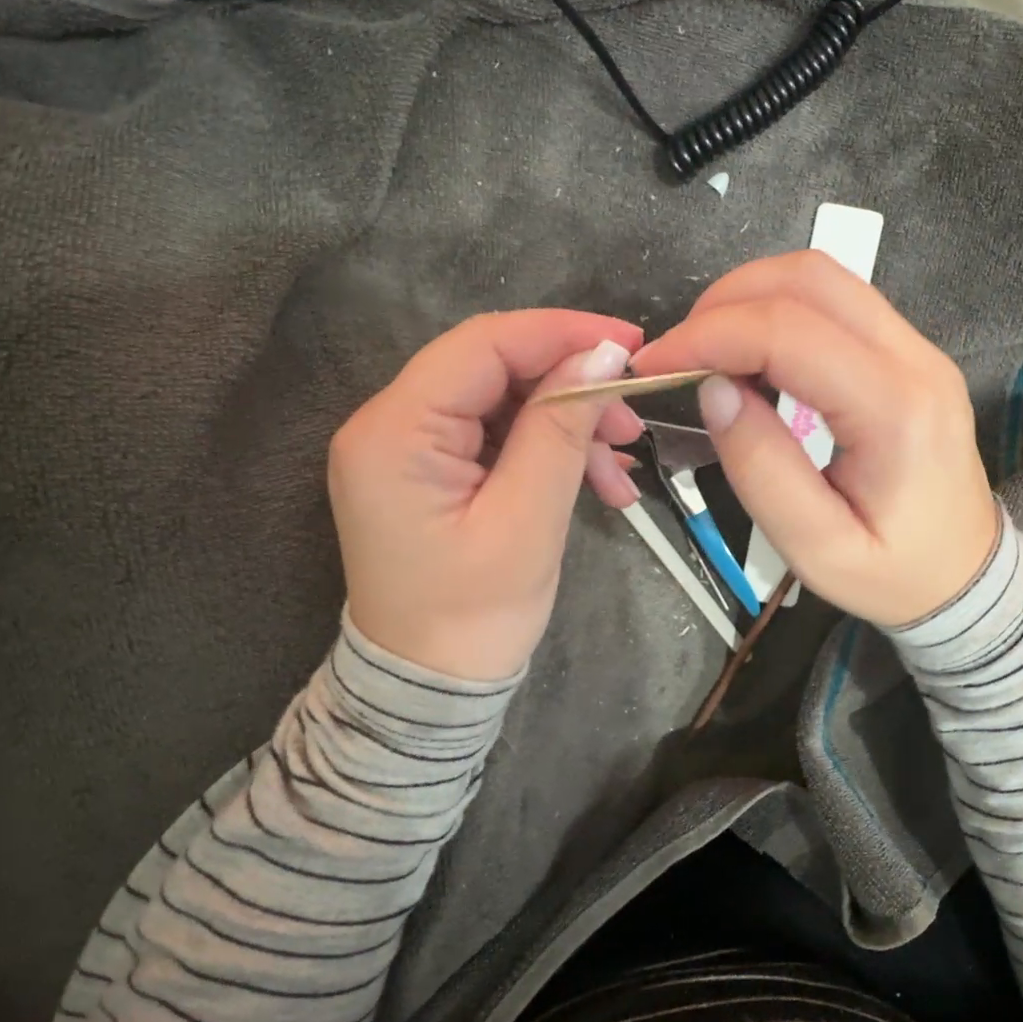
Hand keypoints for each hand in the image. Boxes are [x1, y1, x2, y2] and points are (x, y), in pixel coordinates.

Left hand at [329, 310, 645, 679]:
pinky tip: (599, 481)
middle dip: (571, 388)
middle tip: (634, 419)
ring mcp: (407, 447)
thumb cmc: (475, 616)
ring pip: (504, 402)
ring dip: (568, 425)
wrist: (429, 688)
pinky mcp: (430, 470)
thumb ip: (561, 428)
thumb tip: (602, 353)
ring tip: (622, 468)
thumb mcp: (528, 520)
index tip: (632, 343)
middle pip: (494, 369)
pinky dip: (549, 451)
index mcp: (396, 432)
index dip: (561, 333)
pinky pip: (497, 437)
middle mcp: (388, 424)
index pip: (483, 345)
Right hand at [631, 251, 998, 625]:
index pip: (790, 333)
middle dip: (725, 302)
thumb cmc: (894, 575)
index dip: (710, 336)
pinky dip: (780, 310)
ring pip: (824, 277)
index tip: (655, 365)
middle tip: (678, 354)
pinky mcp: (909, 352)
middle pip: (810, 277)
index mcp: (896, 411)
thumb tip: (713, 391)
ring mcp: (918, 349)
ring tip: (707, 351)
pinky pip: (838, 301)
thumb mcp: (818, 549)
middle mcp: (915, 360)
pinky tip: (751, 354)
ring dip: (751, 298)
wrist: (967, 575)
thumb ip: (762, 471)